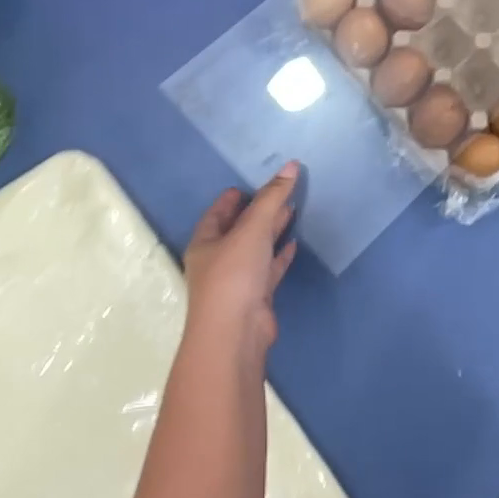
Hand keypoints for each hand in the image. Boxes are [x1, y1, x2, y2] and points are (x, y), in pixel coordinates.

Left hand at [183, 163, 299, 353]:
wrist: (235, 332)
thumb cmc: (234, 275)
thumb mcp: (252, 229)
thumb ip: (273, 197)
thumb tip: (291, 165)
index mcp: (205, 243)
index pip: (217, 213)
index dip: (231, 198)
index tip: (248, 184)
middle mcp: (217, 260)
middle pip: (237, 229)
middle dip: (256, 211)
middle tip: (279, 192)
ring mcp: (236, 280)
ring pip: (255, 248)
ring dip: (271, 230)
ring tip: (292, 210)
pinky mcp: (256, 295)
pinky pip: (269, 268)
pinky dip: (280, 255)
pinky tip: (293, 244)